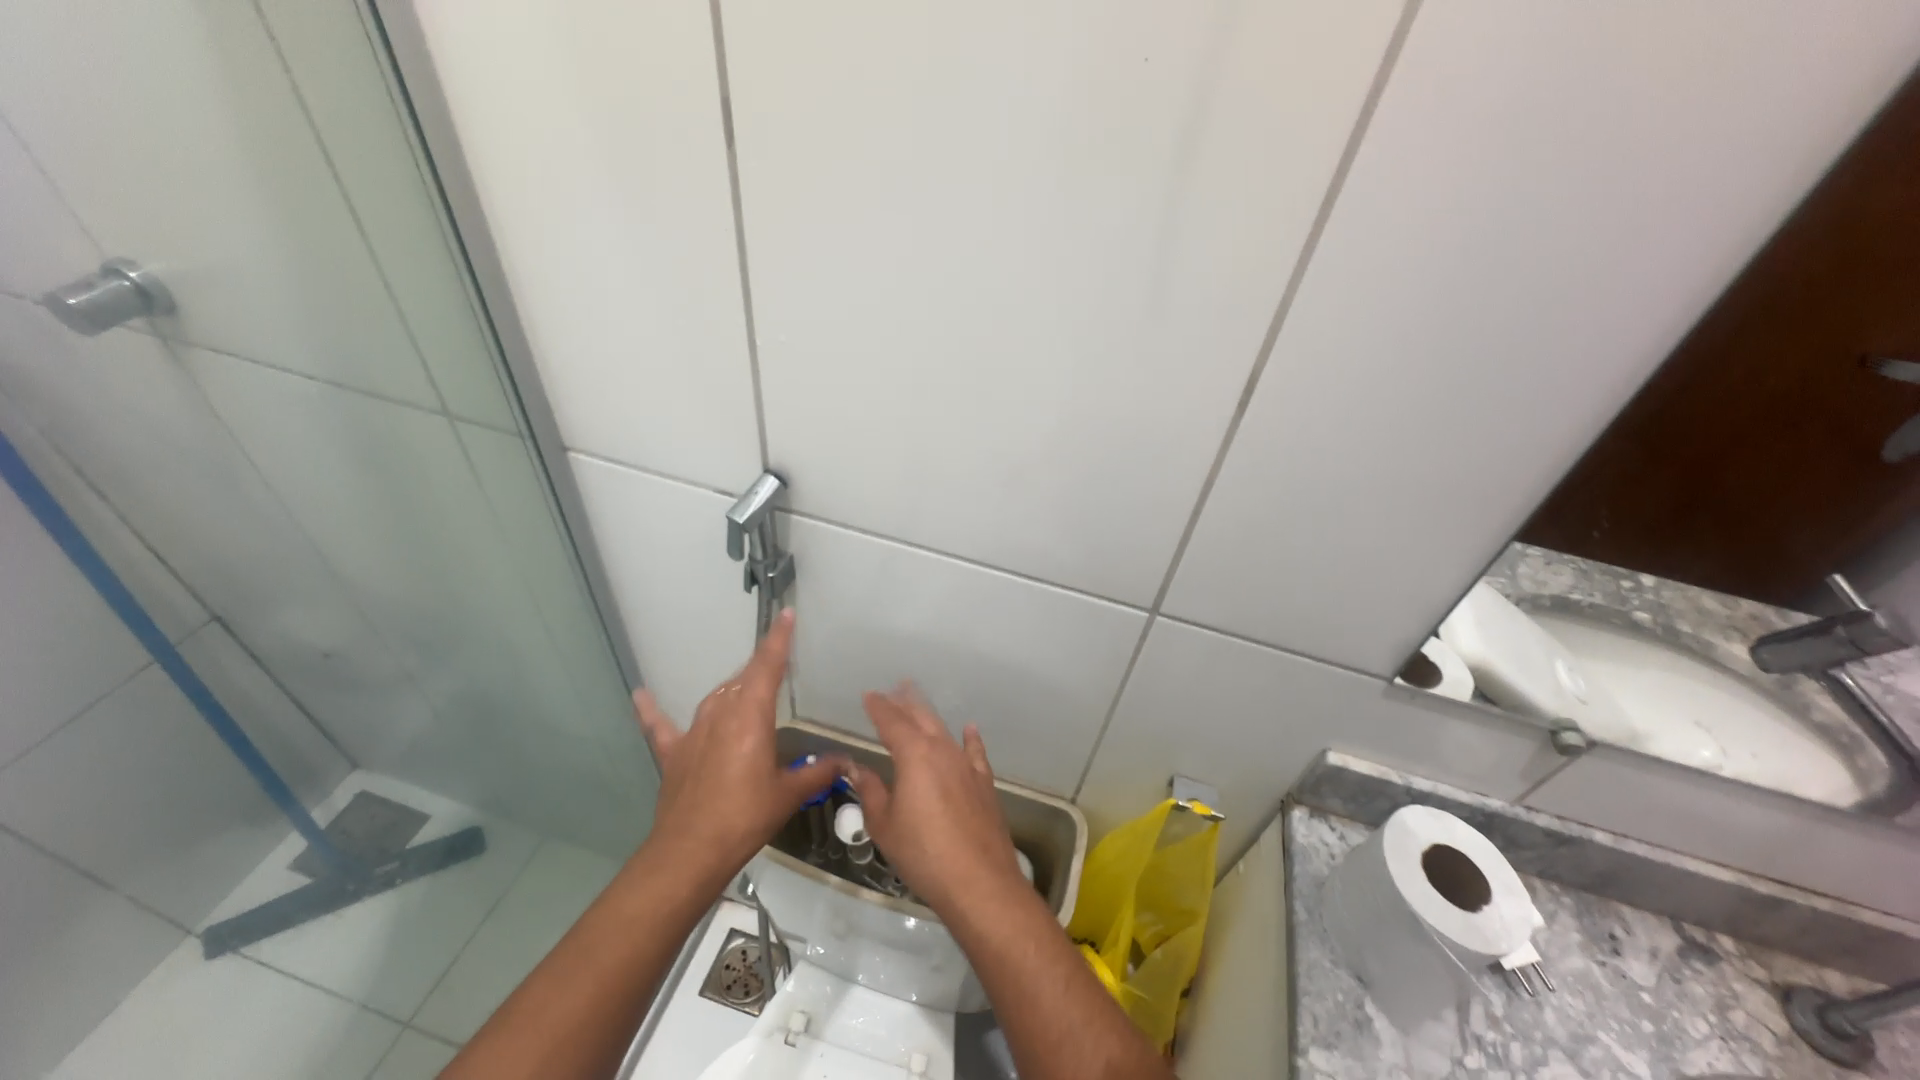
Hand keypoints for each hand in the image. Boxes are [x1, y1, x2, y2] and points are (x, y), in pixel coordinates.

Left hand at [633, 610, 842, 887]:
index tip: (786, 615)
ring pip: (715, 698)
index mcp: (751, 717)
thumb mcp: (788, 795)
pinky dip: (651, 709)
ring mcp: (692, 733)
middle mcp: (720, 715)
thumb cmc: (746, 817)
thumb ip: (817, 773)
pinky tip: (641, 694)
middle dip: (760, 670)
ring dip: (731, 691)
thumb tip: (843, 762)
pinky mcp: (672, 753)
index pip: (767, 667)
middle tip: (778, 668)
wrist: (691, 850)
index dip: (778, 641)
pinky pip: (659, 725)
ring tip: (745, 690)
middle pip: (741, 681)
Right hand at [848, 686, 1026, 914]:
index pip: (892, 722)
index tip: (869, 696)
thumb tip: (857, 768)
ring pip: (945, 731)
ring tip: (919, 704)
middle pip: (921, 718)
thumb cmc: (923, 854)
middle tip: (893, 690)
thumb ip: (871, 791)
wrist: (979, 881)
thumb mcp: (885, 825)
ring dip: (930, 716)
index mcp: (914, 755)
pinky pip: (974, 751)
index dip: (879, 708)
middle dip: (905, 703)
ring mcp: (967, 766)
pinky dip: (969, 739)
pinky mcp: (984, 784)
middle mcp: (943, 751)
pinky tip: (969, 730)